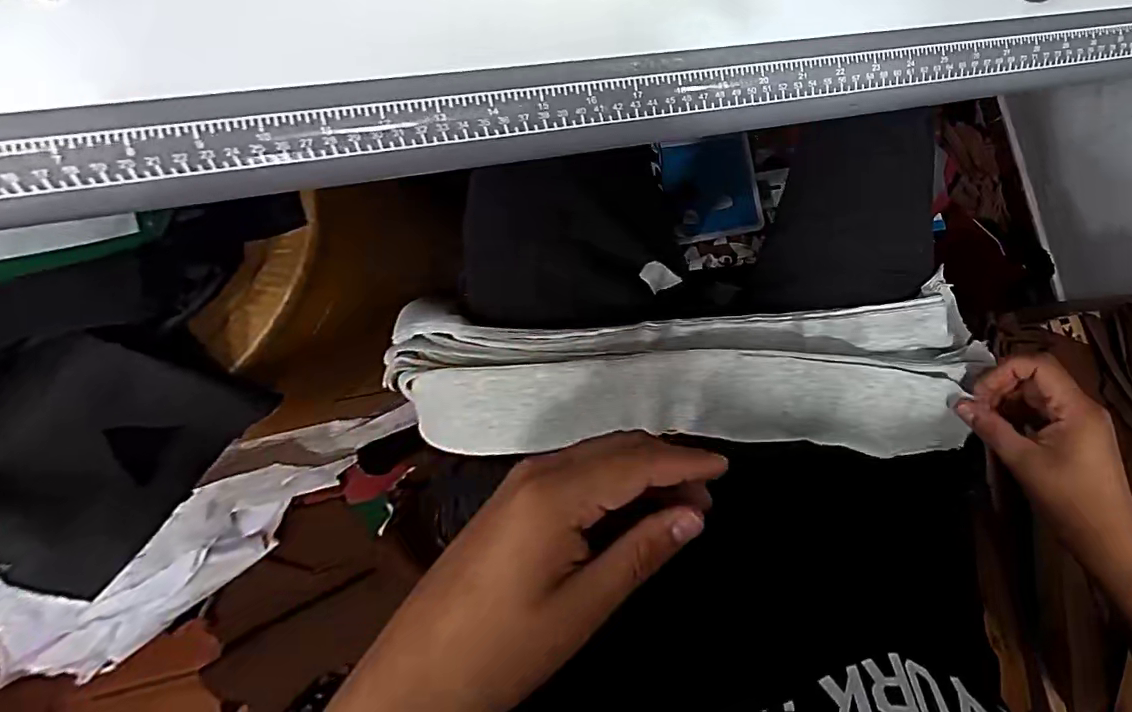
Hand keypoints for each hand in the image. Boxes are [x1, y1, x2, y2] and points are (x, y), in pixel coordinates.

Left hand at [331, 432, 727, 711]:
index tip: (724, 466)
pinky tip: (630, 504)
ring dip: (643, 468)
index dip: (688, 460)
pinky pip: (579, 467)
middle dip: (669, 462)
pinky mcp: (513, 497)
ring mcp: (522, 480)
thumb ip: (643, 551)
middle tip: (704, 495)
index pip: (640, 459)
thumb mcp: (581, 607)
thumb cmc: (494, 651)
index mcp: (556, 492)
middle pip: (622, 446)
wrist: (407, 685)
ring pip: (602, 453)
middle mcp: (539, 471)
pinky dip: (615, 476)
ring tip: (676, 502)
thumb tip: (693, 515)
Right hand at [957, 354, 1131, 575]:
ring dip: (1011, 401)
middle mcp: (1084, 406)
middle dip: (1004, 385)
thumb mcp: (1025, 463)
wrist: (1113, 547)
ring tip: (986, 418)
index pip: (1037, 364)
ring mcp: (1084, 422)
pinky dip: (1024, 416)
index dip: (1002, 371)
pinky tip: (1005, 430)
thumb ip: (991, 428)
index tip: (978, 394)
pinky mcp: (1081, 438)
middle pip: (1039, 376)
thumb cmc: (1071, 504)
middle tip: (977, 406)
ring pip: (1041, 395)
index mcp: (1077, 406)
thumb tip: (960, 403)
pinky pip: (1048, 413)